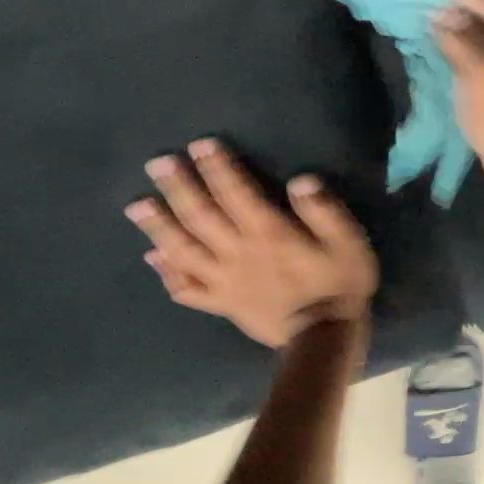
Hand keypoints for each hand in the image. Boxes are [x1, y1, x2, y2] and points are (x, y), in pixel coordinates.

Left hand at [125, 139, 377, 347]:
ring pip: (184, 251)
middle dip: (179, 188)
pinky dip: (167, 274)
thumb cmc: (340, 283)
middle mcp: (238, 254)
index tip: (199, 144)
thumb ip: (324, 210)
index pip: (237, 193)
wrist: (324, 339)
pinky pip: (188, 290)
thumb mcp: (347, 241)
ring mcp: (225, 282)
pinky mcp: (223, 305)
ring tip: (137, 206)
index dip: (218, 168)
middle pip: (201, 217)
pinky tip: (153, 260)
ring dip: (159, 227)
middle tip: (157, 163)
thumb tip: (301, 180)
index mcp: (268, 234)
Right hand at [435, 0, 483, 211]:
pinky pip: (478, 65)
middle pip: (483, 22)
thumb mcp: (479, 76)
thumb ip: (457, 43)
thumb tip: (438, 17)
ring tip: (419, 31)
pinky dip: (458, 60)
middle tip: (415, 10)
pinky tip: (436, 60)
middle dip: (451, 16)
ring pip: (478, 44)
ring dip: (453, 38)